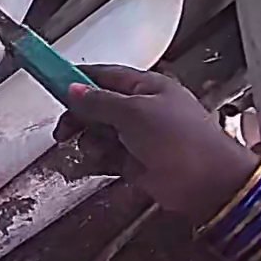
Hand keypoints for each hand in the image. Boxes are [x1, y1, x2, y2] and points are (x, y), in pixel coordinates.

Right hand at [52, 64, 260, 218]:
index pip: (104, 75)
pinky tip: (97, 164)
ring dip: (89, 142)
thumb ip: (98, 102)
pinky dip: (97, 160)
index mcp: (146, 87)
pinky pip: (105, 155)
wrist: (207, 184)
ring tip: (95, 151)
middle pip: (95, 106)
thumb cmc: (178, 140)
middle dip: (78, 118)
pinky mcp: (133, 161)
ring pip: (97, 133)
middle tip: (64, 132)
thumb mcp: (134, 113)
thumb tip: (72, 89)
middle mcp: (140, 108)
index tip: (52, 85)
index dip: (78, 79)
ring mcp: (137, 136)